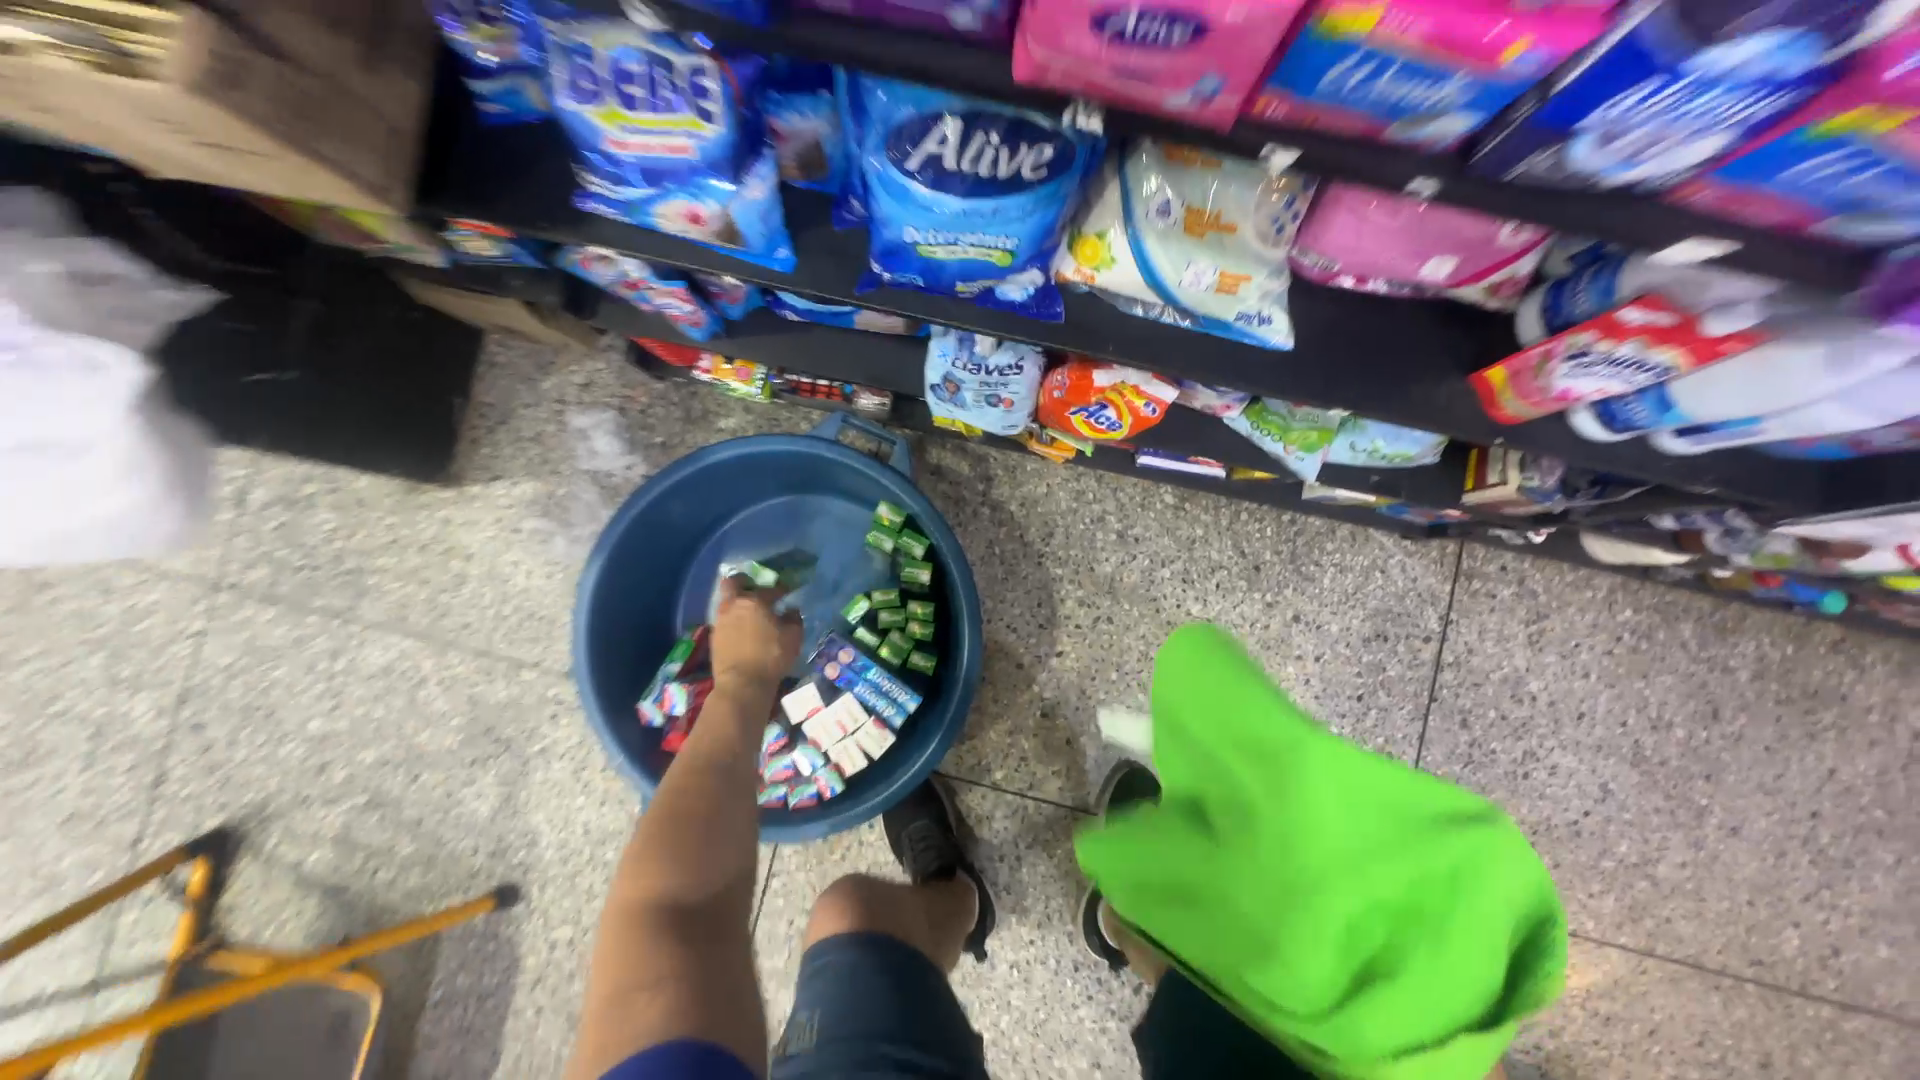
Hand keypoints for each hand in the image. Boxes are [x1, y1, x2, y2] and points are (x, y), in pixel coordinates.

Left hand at [710, 576, 803, 695]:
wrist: (741, 683)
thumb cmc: (771, 657)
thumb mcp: (793, 637)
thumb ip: (794, 619)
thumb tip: (790, 610)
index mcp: (754, 601)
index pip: (771, 589)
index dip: (781, 589)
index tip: (787, 592)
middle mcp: (734, 605)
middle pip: (733, 582)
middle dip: (744, 581)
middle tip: (755, 589)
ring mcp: (720, 620)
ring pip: (727, 601)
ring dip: (738, 602)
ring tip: (750, 613)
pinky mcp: (714, 636)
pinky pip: (724, 619)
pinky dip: (733, 619)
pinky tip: (743, 629)